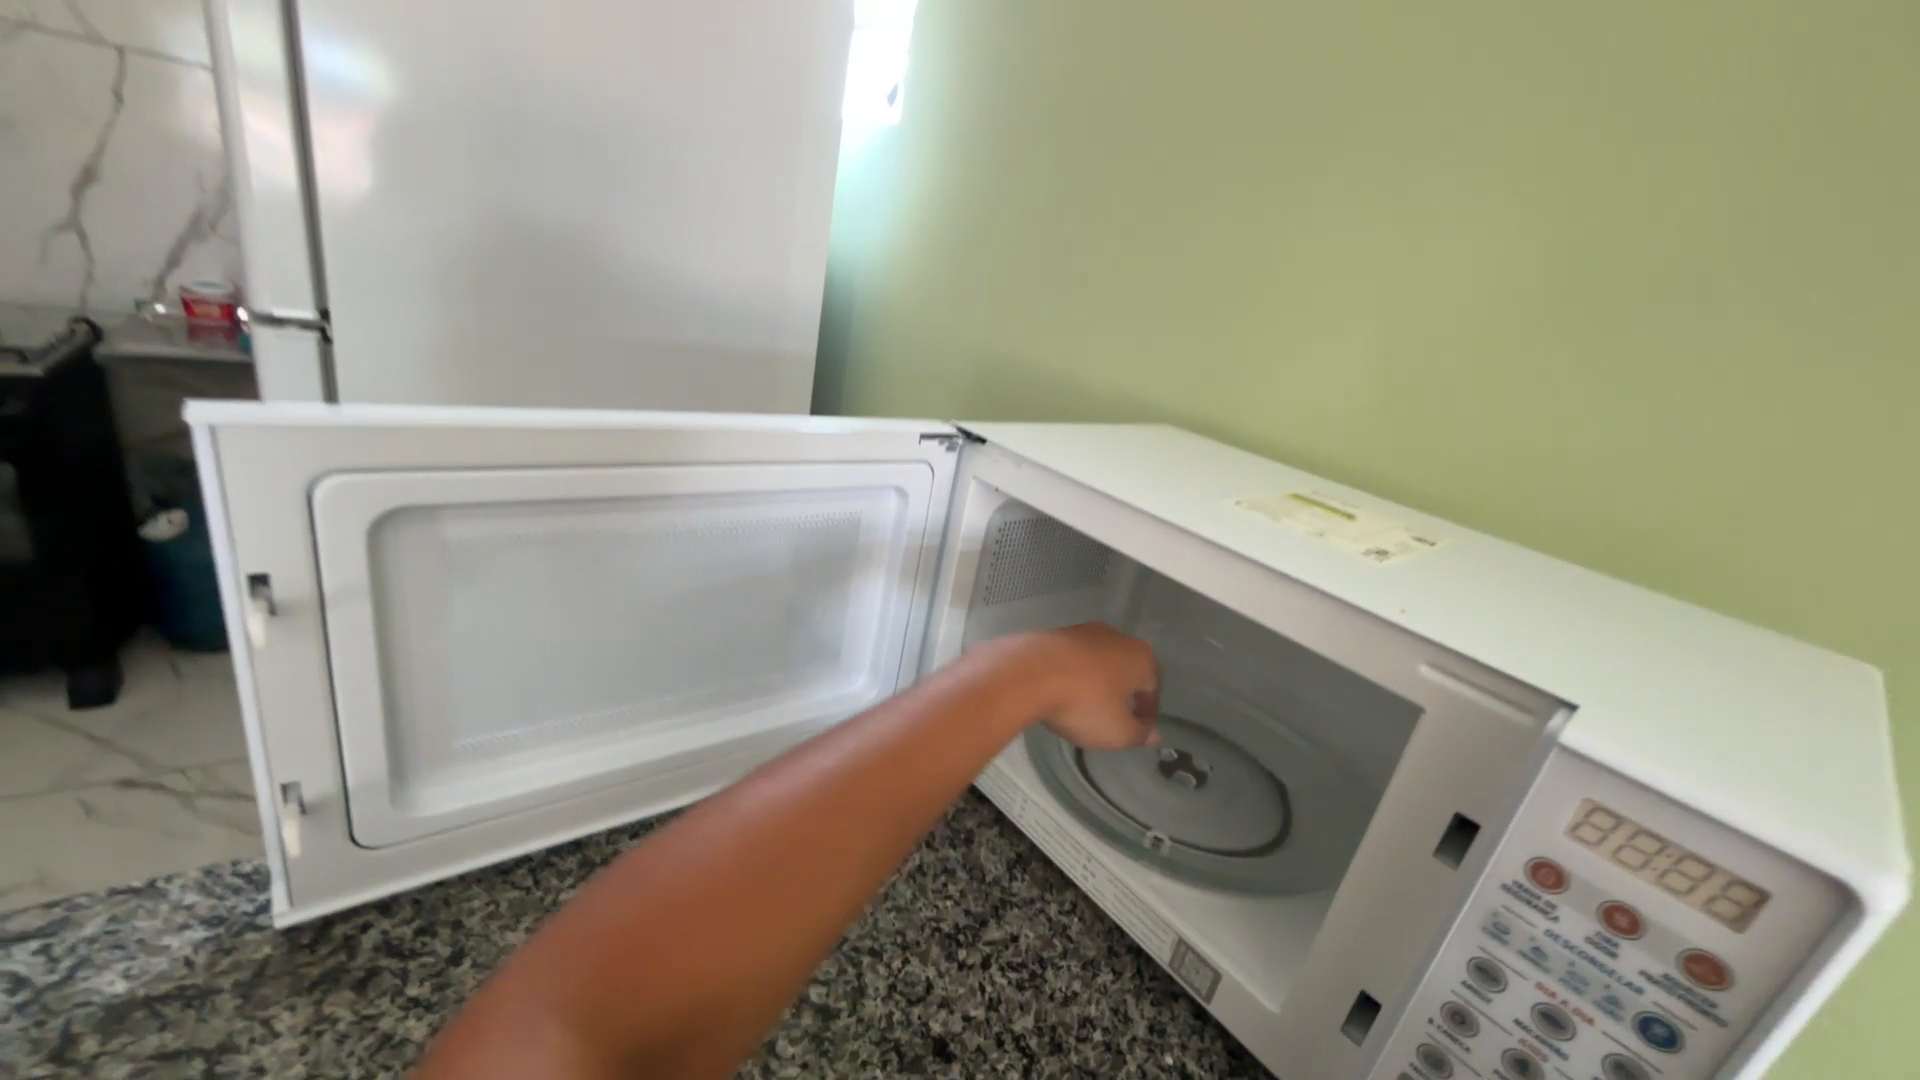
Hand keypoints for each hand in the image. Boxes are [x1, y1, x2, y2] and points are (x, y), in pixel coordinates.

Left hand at [975, 623, 1159, 749]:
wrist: (1028, 672)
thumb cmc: (1083, 703)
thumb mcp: (1117, 732)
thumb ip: (1139, 734)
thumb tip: (1154, 733)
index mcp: (1140, 657)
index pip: (1152, 687)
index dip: (1147, 711)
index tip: (1137, 729)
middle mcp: (1115, 636)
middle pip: (1125, 669)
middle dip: (1121, 692)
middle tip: (1111, 718)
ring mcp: (1082, 630)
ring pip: (1097, 661)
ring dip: (1094, 682)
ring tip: (1082, 706)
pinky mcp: (1053, 633)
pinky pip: (1070, 658)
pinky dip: (1070, 674)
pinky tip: (1059, 691)